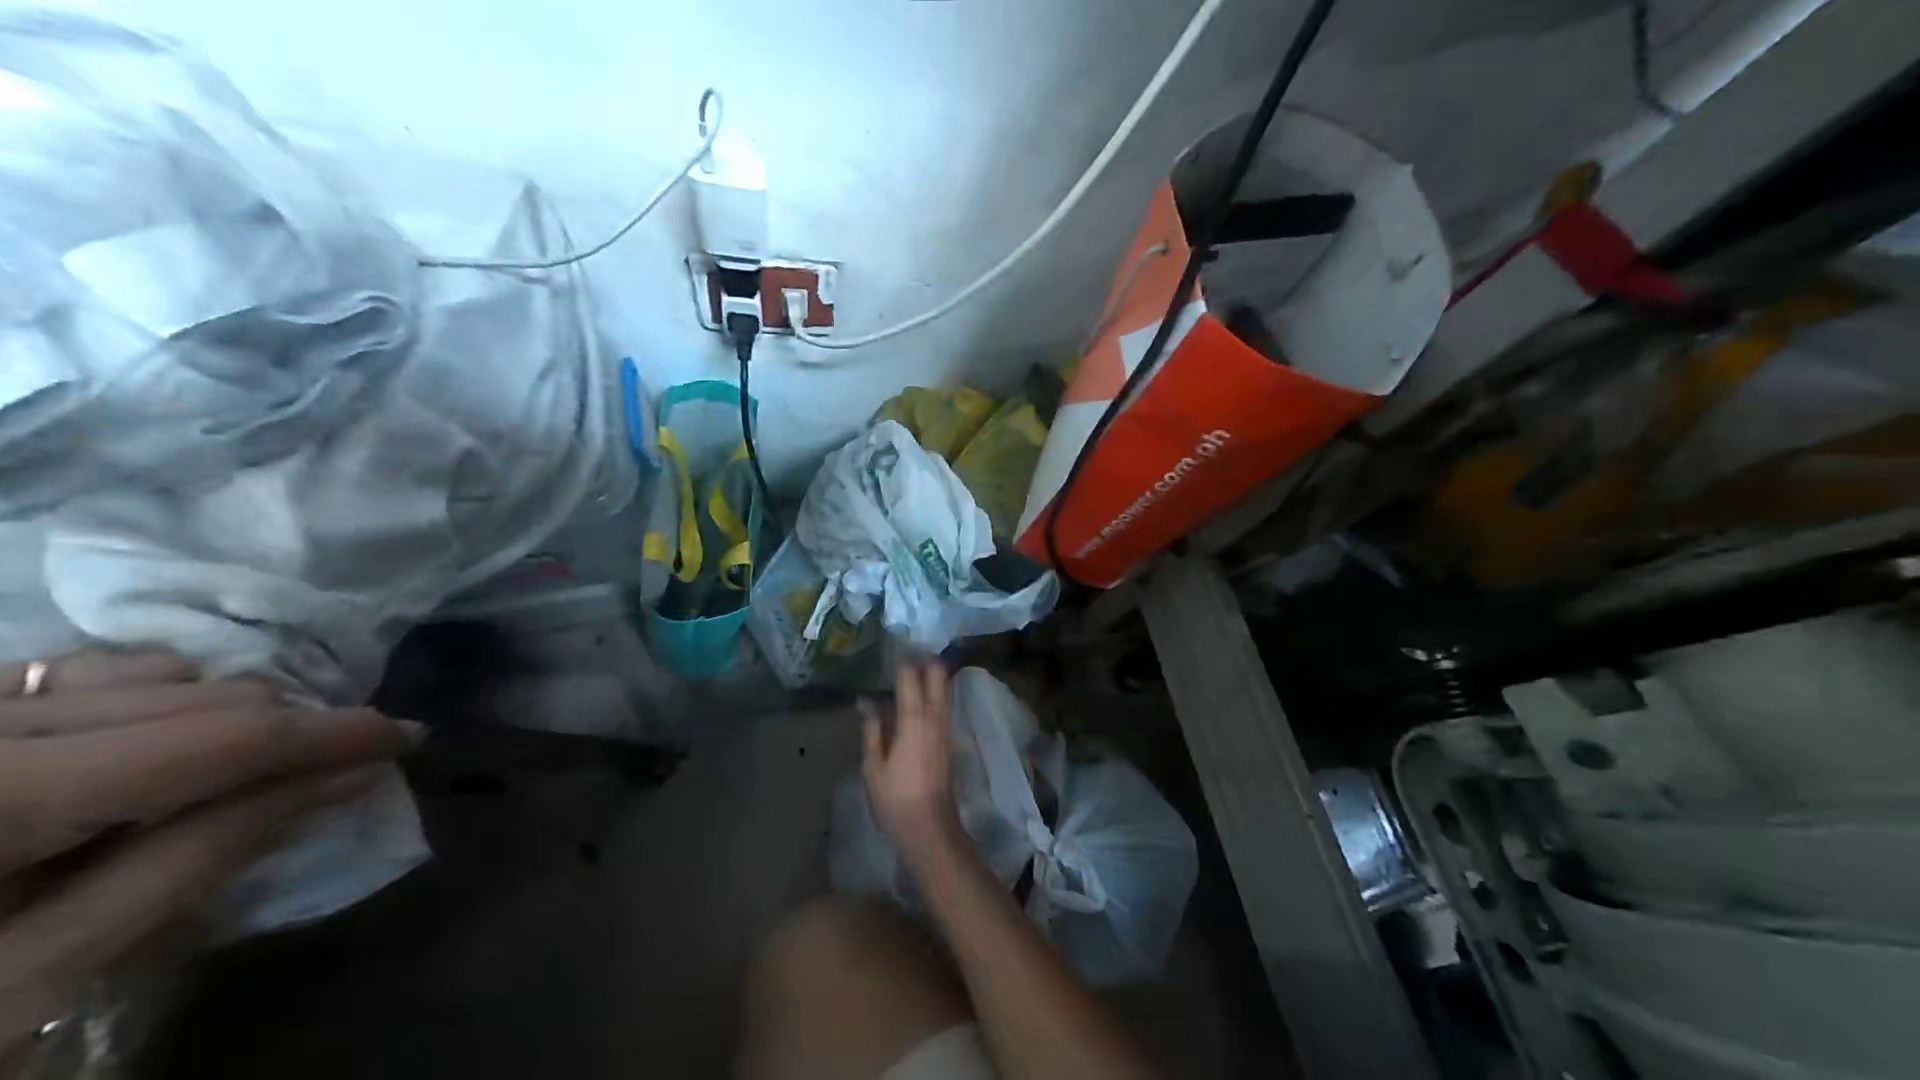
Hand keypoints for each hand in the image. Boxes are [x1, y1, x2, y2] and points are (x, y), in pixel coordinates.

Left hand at [0, 648, 420, 1054]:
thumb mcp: (30, 977)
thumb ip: (195, 862)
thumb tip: (338, 782)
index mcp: (0, 790)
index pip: (228, 738)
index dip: (333, 734)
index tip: (411, 735)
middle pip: (203, 696)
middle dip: (286, 731)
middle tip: (335, 768)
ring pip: (160, 670)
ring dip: (229, 713)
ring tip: (241, 766)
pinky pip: (92, 663)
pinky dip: (159, 696)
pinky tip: (154, 744)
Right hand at [860, 659, 961, 857]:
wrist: (931, 827)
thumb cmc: (896, 799)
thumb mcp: (873, 767)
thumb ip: (871, 730)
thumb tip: (866, 701)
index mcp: (914, 720)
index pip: (911, 678)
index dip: (902, 659)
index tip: (892, 646)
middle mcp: (935, 717)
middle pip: (939, 674)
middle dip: (926, 658)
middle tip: (906, 651)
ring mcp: (946, 727)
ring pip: (946, 687)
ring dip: (933, 672)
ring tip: (913, 666)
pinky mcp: (949, 738)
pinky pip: (945, 702)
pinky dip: (936, 689)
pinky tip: (921, 693)